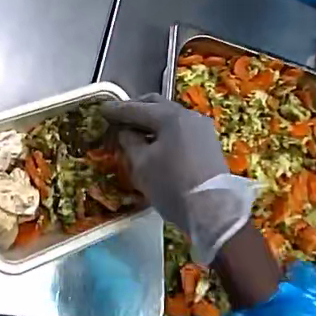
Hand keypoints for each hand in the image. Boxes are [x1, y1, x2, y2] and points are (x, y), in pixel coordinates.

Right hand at [102, 95, 255, 264]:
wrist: (213, 211)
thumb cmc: (172, 186)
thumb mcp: (141, 164)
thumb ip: (129, 141)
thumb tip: (125, 131)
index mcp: (170, 117)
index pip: (136, 108)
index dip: (116, 111)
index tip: (102, 111)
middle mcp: (188, 115)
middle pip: (156, 105)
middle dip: (136, 109)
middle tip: (118, 117)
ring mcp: (202, 128)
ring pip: (170, 116)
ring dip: (151, 120)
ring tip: (135, 130)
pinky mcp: (208, 142)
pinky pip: (181, 128)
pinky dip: (165, 130)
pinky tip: (156, 141)